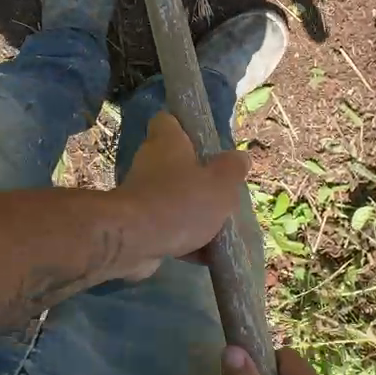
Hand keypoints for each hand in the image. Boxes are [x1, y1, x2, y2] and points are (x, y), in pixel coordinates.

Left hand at [112, 111, 248, 279]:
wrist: (135, 239)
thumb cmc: (181, 201)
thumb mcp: (220, 183)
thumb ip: (232, 169)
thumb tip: (240, 157)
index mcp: (167, 141)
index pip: (169, 120)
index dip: (186, 127)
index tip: (206, 143)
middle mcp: (150, 162)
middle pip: (177, 162)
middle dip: (200, 178)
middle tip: (223, 192)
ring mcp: (141, 192)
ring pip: (173, 196)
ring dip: (194, 211)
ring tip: (220, 227)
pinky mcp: (138, 221)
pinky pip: (167, 225)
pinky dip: (184, 237)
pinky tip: (206, 254)